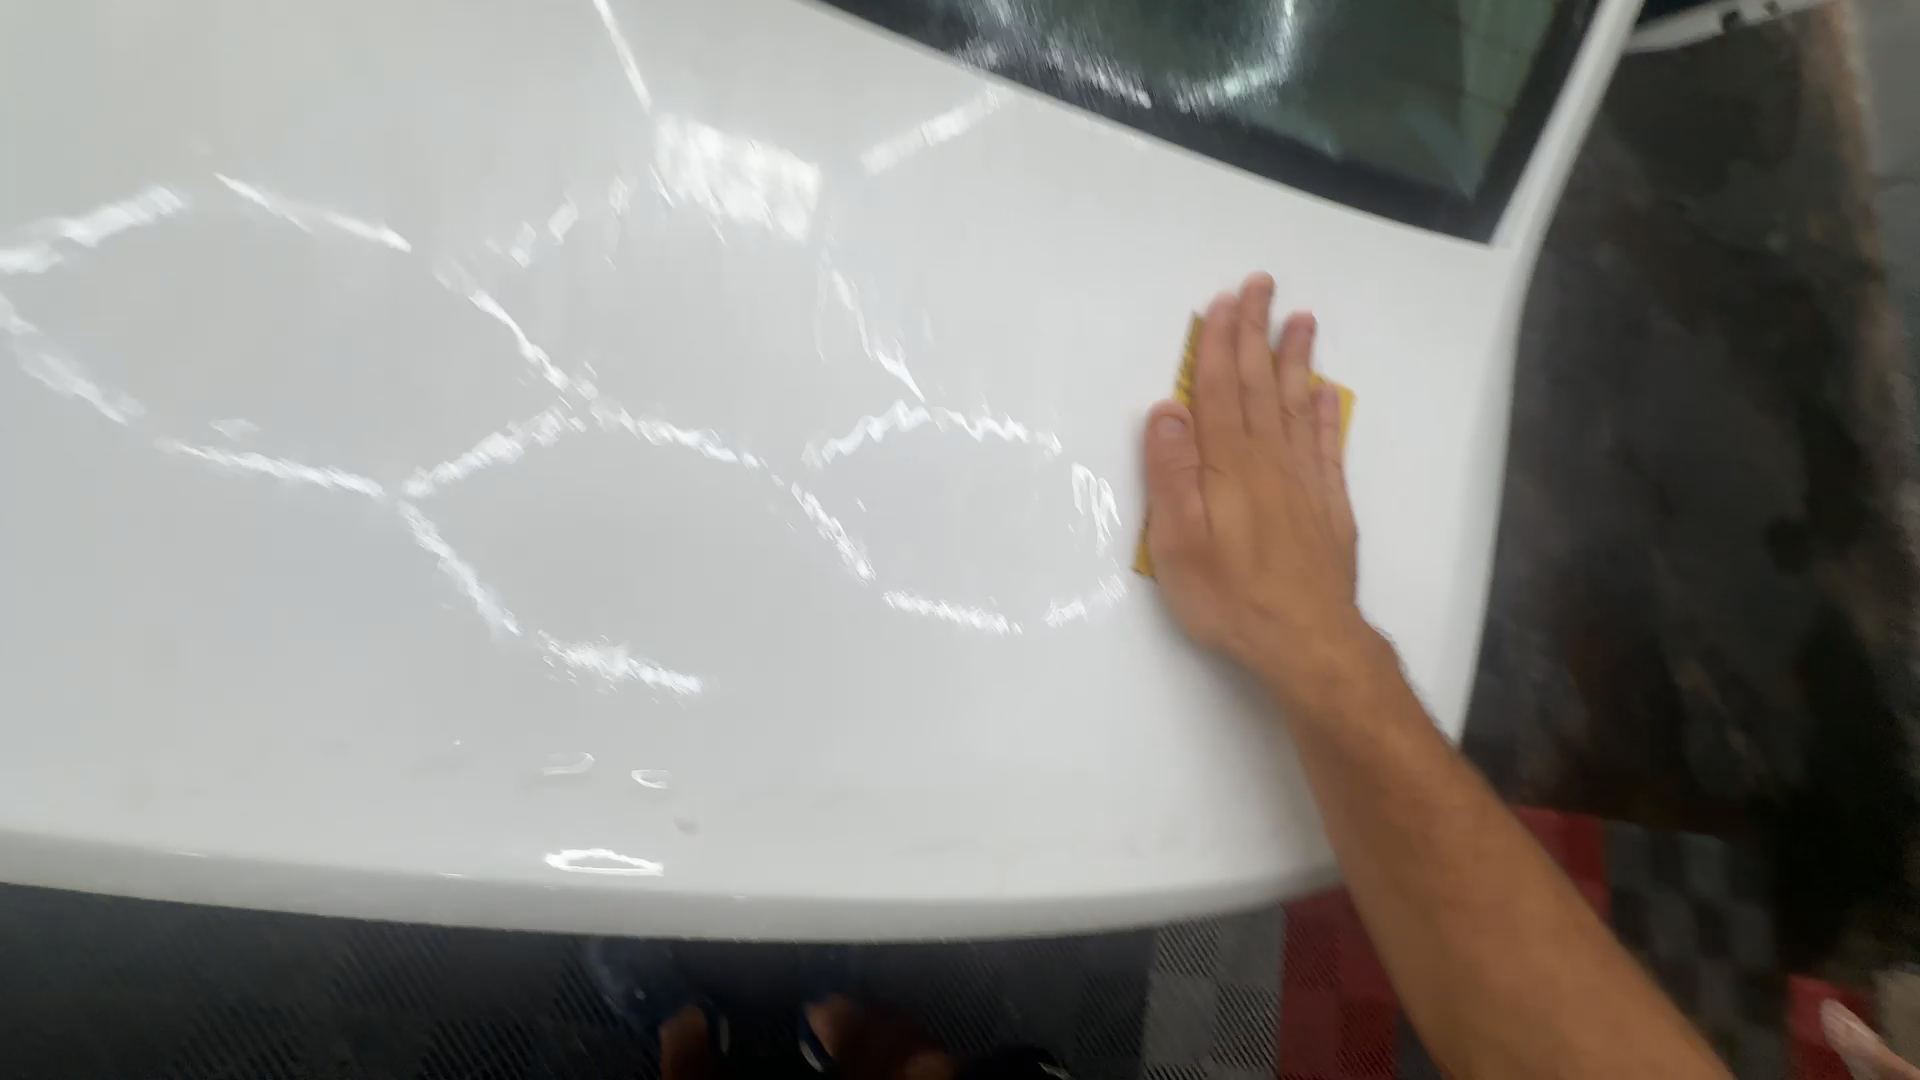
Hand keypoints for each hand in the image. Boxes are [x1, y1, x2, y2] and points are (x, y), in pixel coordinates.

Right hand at [1143, 273, 1374, 713]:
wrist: (1306, 641)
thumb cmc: (1229, 595)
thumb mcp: (1177, 541)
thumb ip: (1172, 472)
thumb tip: (1169, 409)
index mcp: (1228, 466)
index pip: (1222, 390)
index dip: (1220, 344)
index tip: (1223, 302)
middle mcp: (1270, 462)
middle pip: (1262, 386)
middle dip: (1257, 333)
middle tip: (1261, 285)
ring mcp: (1305, 482)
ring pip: (1299, 406)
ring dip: (1297, 360)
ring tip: (1302, 320)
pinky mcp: (1328, 506)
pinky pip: (1327, 446)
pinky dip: (1327, 414)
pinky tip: (1327, 393)